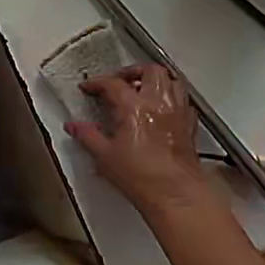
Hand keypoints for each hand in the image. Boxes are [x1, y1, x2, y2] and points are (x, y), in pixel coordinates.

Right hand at [66, 63, 209, 213]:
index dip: (97, 83)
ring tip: (144, 87)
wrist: (175, 194)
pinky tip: (163, 107)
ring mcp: (177, 111)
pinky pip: (183, 100)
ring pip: (172, 79)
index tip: (89, 87)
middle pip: (149, 70)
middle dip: (132, 71)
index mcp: (133, 106)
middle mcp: (158, 102)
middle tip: (119, 80)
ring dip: (156, 79)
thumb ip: (87, 136)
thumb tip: (75, 127)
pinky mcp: (189, 124)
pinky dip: (172, 97)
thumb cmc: (143, 177)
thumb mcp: (104, 156)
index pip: (112, 83)